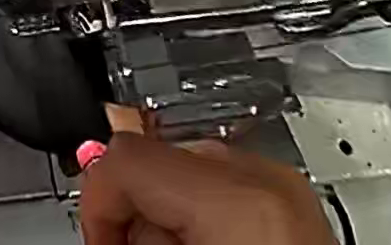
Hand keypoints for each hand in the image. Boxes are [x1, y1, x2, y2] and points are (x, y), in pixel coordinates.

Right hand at [80, 133, 335, 244]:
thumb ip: (134, 228)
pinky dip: (198, 211)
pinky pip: (220, 182)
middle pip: (157, 156)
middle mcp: (268, 177)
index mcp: (240, 197)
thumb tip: (103, 191)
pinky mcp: (291, 201)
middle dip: (134, 206)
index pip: (128, 154)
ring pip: (185, 166)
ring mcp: (284, 186)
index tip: (99, 239)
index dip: (99, 198)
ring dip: (165, 210)